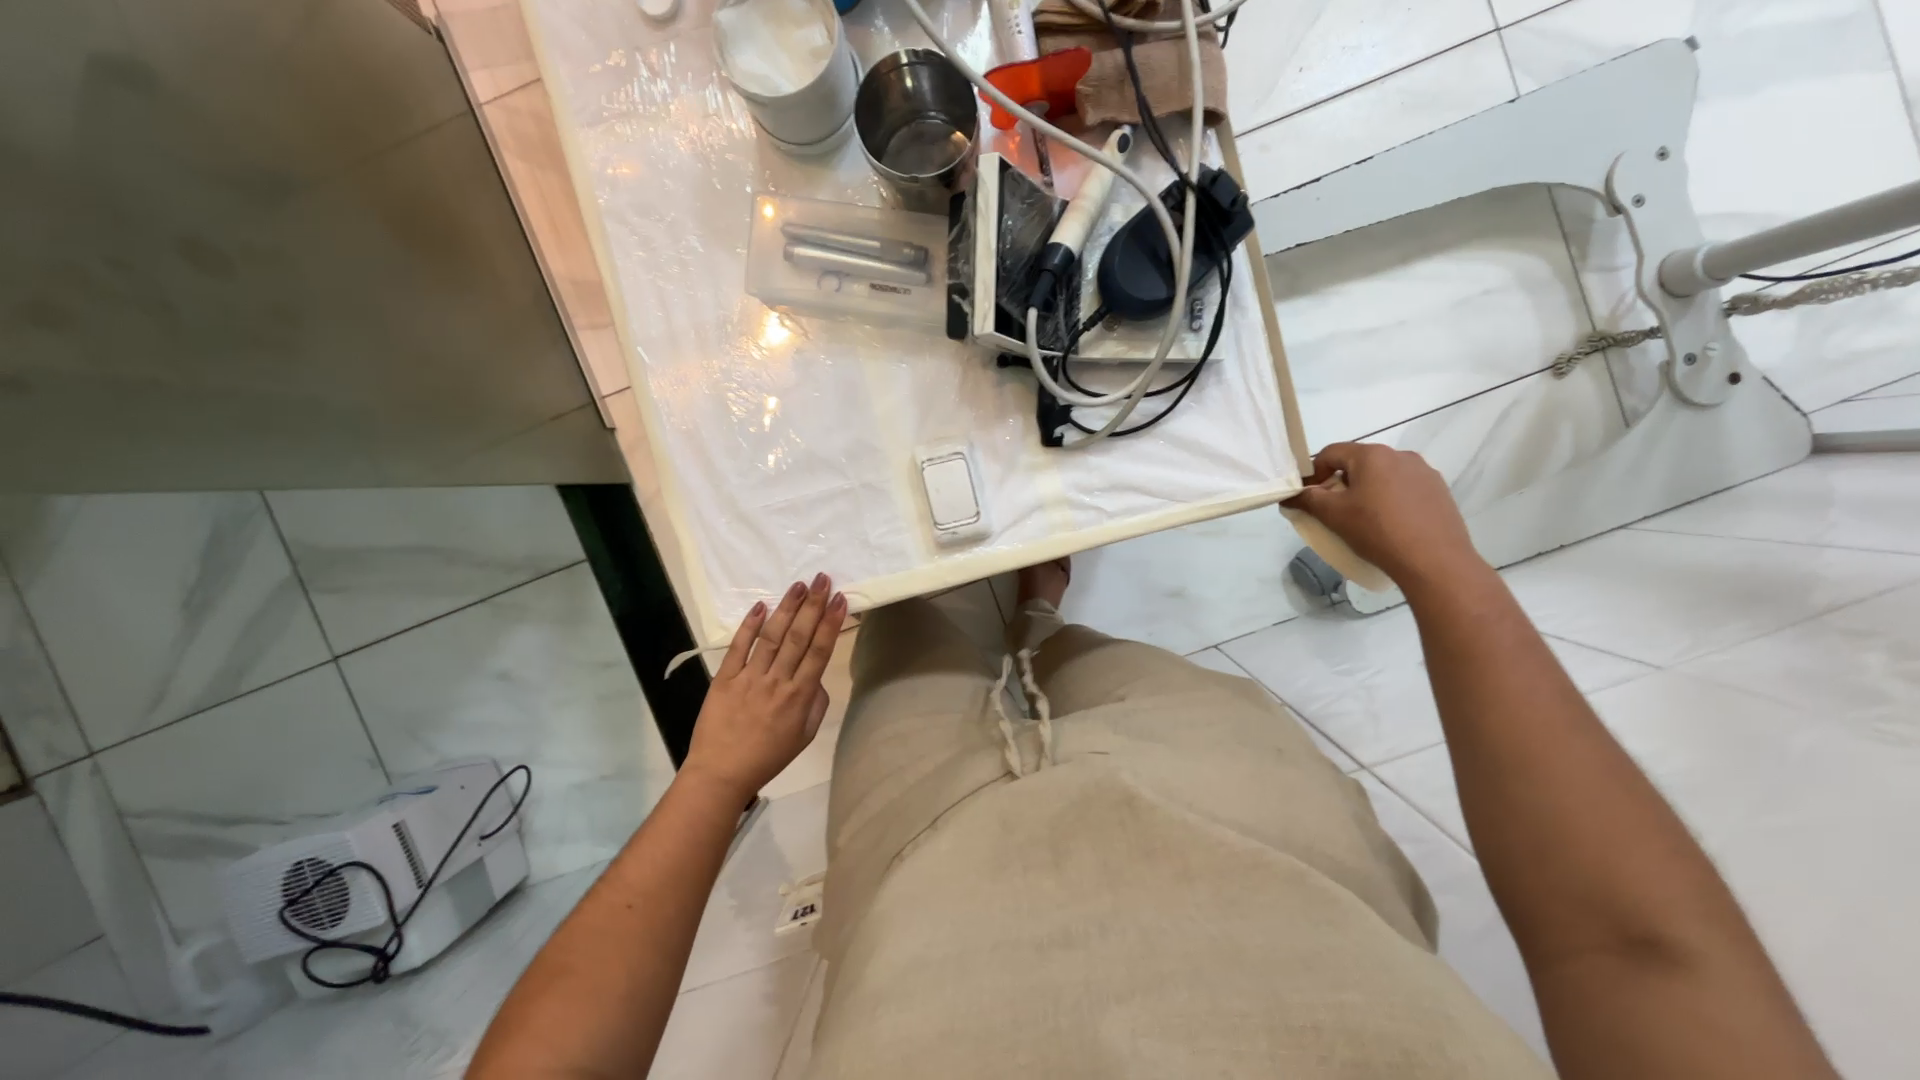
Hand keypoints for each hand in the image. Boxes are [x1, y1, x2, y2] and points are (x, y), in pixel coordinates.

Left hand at [681, 574, 847, 801]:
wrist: (721, 773)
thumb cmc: (768, 757)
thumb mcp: (804, 736)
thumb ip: (816, 704)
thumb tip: (816, 676)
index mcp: (799, 697)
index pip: (819, 652)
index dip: (831, 623)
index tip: (840, 599)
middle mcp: (777, 682)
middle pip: (798, 637)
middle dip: (813, 606)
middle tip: (822, 579)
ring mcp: (749, 678)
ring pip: (771, 636)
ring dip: (786, 608)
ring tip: (799, 585)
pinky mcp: (724, 679)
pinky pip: (739, 648)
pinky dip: (749, 626)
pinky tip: (760, 606)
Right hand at [1284, 442, 1485, 591]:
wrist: (1433, 560)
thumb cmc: (1376, 531)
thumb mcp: (1334, 515)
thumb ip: (1308, 500)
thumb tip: (1290, 495)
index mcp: (1372, 455)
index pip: (1332, 452)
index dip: (1314, 471)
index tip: (1310, 495)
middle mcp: (1400, 455)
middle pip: (1360, 462)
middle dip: (1343, 481)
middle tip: (1336, 508)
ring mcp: (1424, 472)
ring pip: (1385, 474)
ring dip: (1369, 489)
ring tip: (1366, 517)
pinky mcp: (1439, 490)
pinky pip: (1406, 487)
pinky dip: (1392, 498)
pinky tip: (1392, 523)